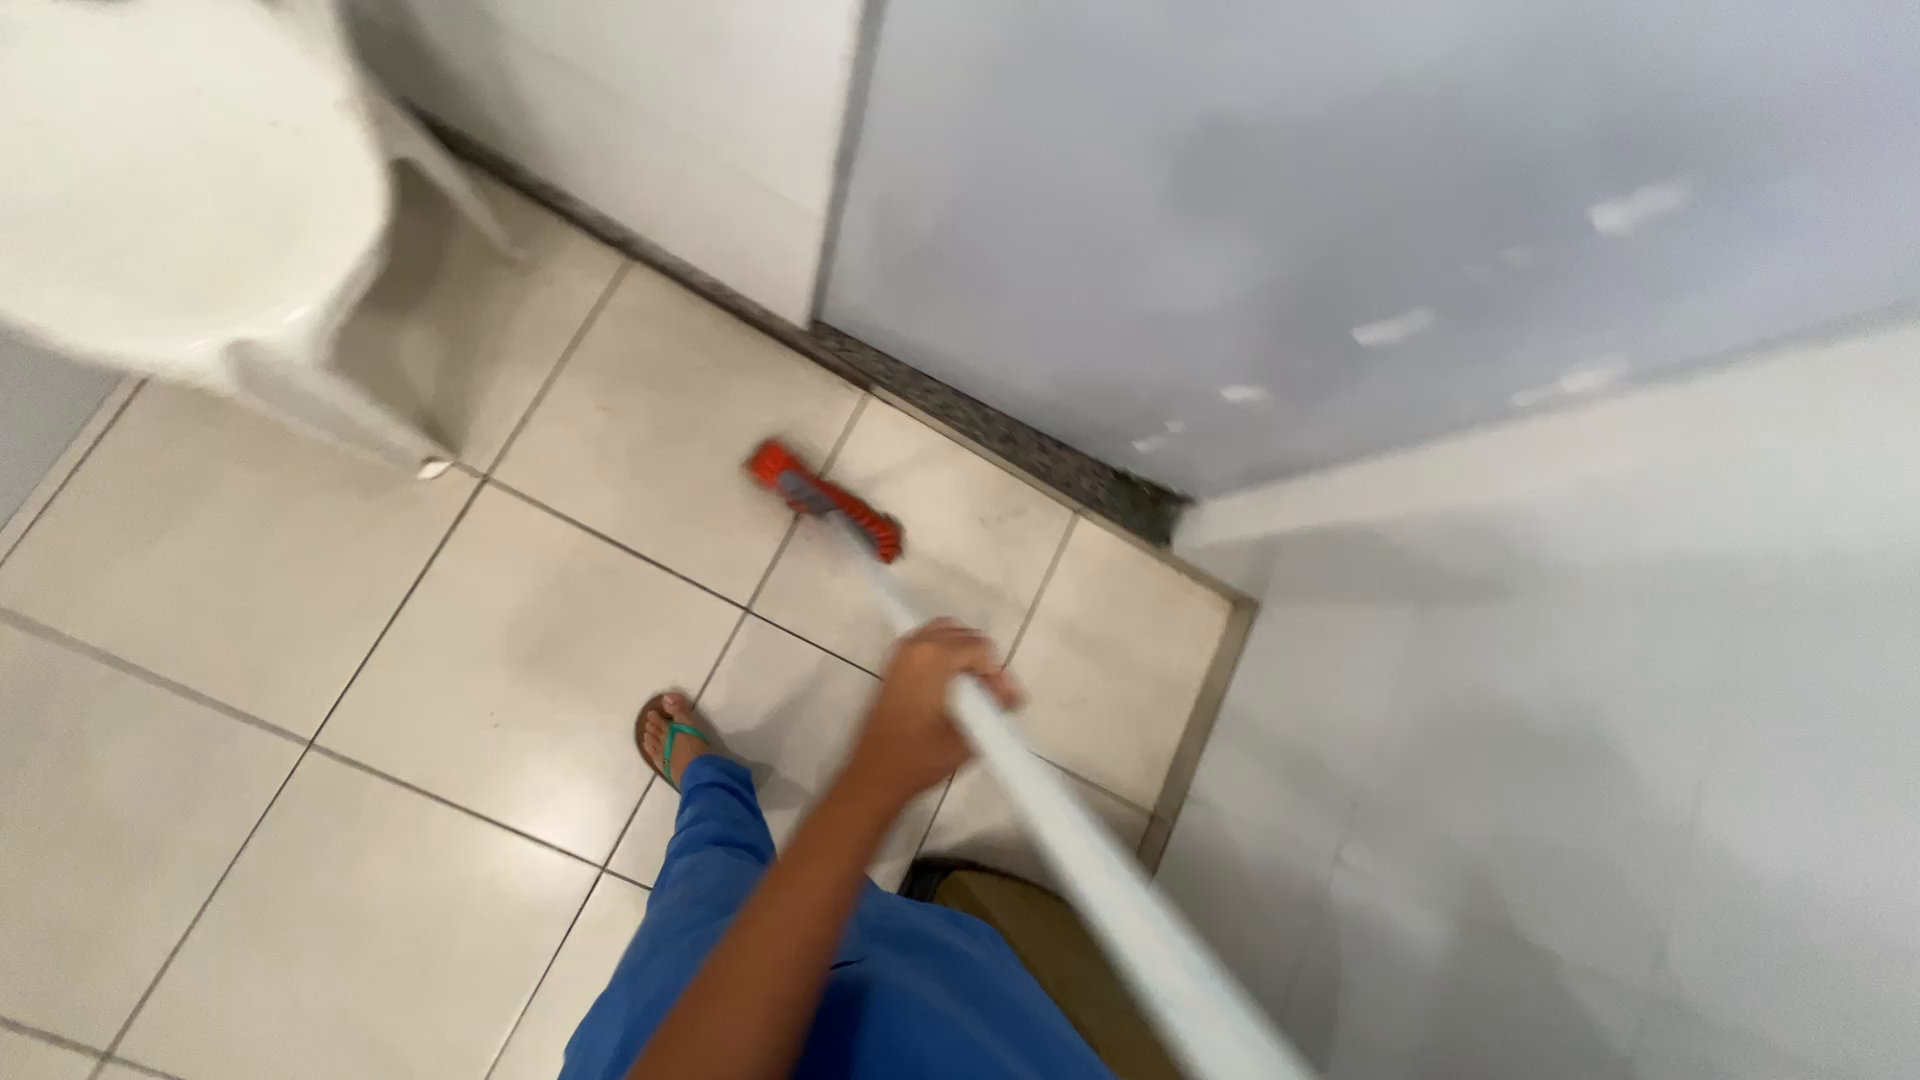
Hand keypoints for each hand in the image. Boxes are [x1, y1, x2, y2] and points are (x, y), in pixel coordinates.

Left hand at [840, 618, 1022, 808]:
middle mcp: (916, 646)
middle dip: (982, 660)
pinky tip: (951, 686)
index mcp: (935, 657)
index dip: (998, 673)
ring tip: (973, 689)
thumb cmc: (921, 757)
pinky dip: (944, 654)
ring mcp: (901, 652)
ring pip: (944, 633)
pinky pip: (926, 643)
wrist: (876, 773)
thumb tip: (1015, 694)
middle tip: (991, 693)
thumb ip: (995, 707)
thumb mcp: (968, 735)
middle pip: (963, 634)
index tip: (1003, 700)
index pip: (981, 647)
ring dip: (963, 653)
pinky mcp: (893, 664)